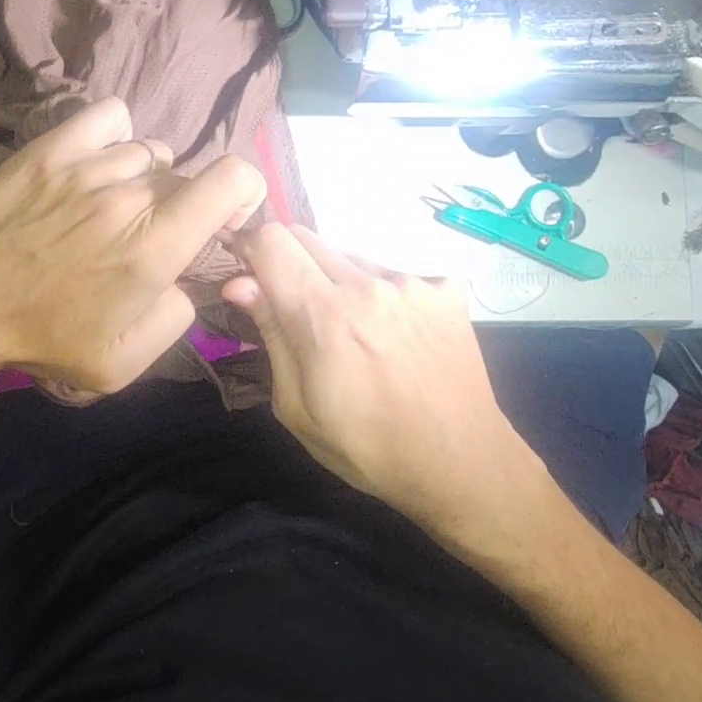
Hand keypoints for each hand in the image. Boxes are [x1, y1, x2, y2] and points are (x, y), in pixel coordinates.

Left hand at [0, 98, 264, 393]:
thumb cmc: (41, 342)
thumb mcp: (122, 364)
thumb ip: (176, 318)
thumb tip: (185, 280)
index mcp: (154, 247)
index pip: (233, 178)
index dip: (244, 193)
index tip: (223, 221)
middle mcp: (129, 195)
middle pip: (187, 175)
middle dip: (183, 205)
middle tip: (148, 237)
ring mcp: (87, 166)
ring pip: (147, 152)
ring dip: (145, 178)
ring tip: (111, 207)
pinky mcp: (50, 150)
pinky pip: (108, 118)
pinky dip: (116, 135)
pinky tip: (98, 165)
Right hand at [222, 224, 560, 545]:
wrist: (462, 463)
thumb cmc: (367, 447)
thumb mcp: (296, 406)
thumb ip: (271, 334)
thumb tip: (239, 284)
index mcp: (324, 315)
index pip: (271, 240)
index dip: (249, 248)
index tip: (245, 271)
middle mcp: (368, 284)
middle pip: (306, 238)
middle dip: (287, 264)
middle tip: (293, 309)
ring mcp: (412, 283)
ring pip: (350, 258)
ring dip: (336, 280)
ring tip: (352, 333)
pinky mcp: (446, 290)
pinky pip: (393, 275)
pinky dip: (380, 294)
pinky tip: (392, 335)